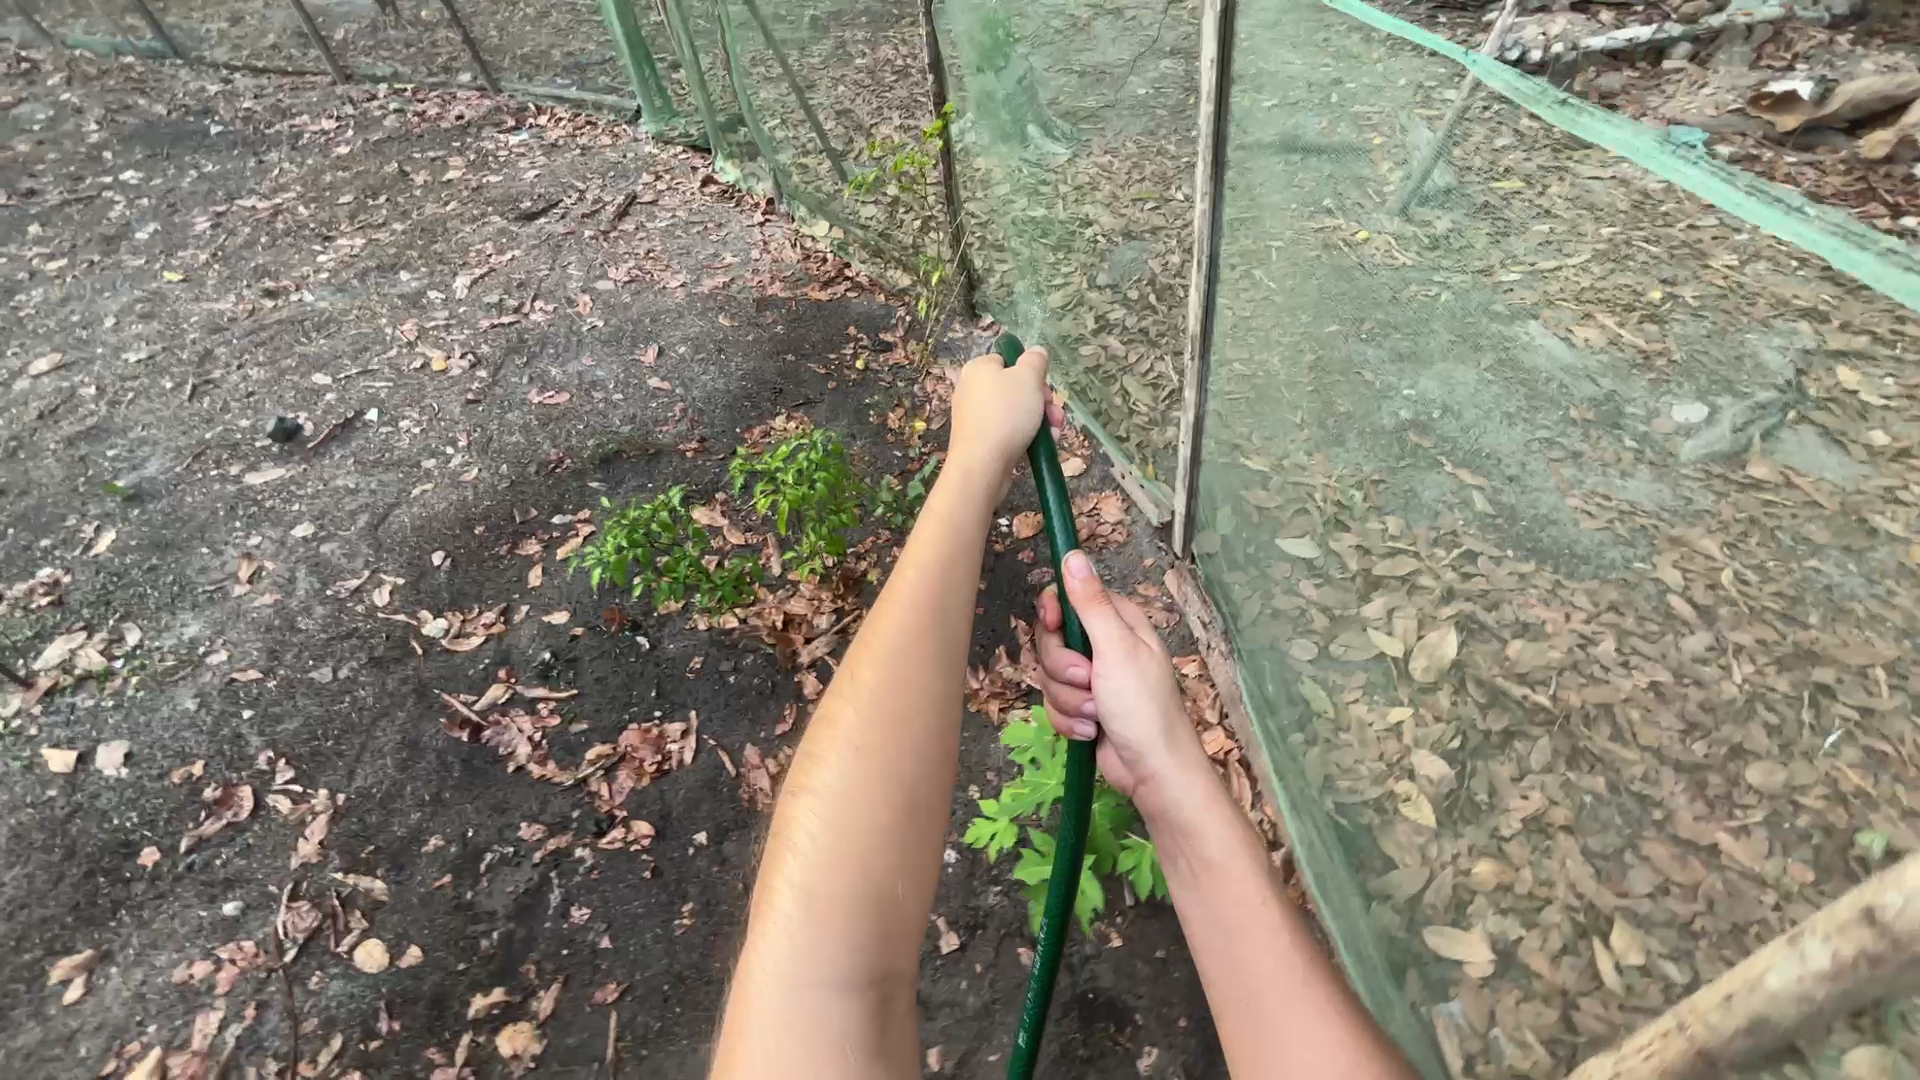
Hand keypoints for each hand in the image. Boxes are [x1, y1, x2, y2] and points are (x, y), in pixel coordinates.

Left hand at [946, 346, 1062, 495]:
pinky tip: (1043, 445)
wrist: (983, 464)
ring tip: (1054, 433)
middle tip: (1054, 414)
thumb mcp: (1028, 378)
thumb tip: (1036, 352)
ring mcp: (975, 417)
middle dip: (1042, 401)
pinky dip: (1027, 436)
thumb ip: (1035, 361)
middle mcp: (972, 390)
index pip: (1008, 360)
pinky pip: (1009, 432)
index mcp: (979, 368)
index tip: (1044, 387)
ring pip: (1016, 412)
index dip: (1030, 373)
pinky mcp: (981, 441)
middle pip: (1016, 388)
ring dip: (1040, 420)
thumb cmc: (1006, 414)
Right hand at [1035, 550, 1207, 797]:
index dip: (1054, 613)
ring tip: (1095, 713)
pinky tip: (1091, 730)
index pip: (1068, 598)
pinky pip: (1054, 703)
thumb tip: (1072, 554)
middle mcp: (1103, 645)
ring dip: (1067, 699)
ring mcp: (1092, 678)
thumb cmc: (1142, 705)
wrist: (1153, 771)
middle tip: (1088, 681)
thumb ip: (1090, 602)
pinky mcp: (1082, 707)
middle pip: (1051, 639)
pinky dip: (1068, 720)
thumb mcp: (1116, 647)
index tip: (1053, 625)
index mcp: (1117, 622)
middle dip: (1063, 667)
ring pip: (1049, 675)